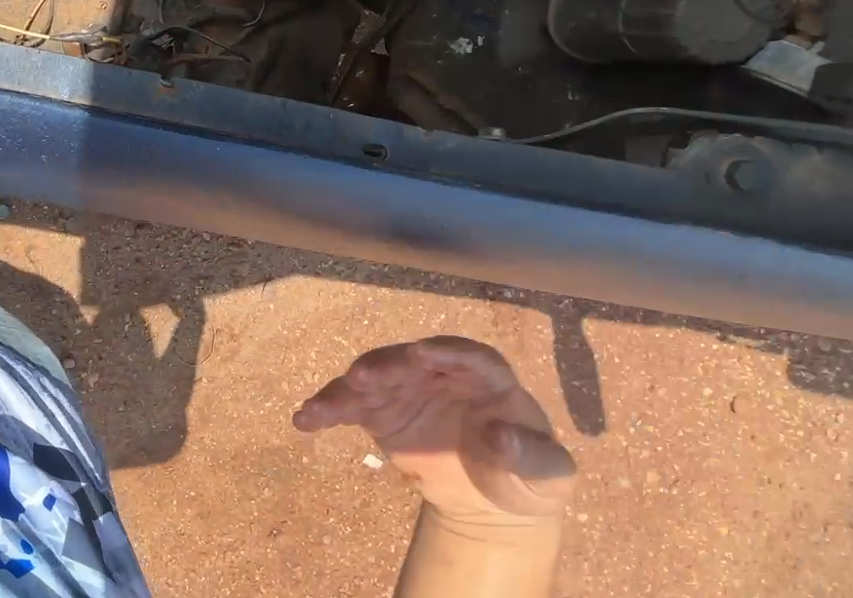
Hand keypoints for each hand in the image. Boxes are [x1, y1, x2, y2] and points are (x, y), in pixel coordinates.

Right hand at [292, 336, 575, 520]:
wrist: (490, 499)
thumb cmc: (527, 479)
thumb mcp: (547, 476)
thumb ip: (531, 456)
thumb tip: (498, 435)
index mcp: (486, 378)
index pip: (468, 356)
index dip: (445, 352)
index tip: (419, 353)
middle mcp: (436, 373)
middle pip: (405, 361)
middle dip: (382, 367)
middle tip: (361, 378)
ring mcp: (403, 389)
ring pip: (369, 378)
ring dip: (345, 389)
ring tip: (323, 406)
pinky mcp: (378, 411)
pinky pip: (348, 406)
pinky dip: (326, 410)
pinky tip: (305, 420)